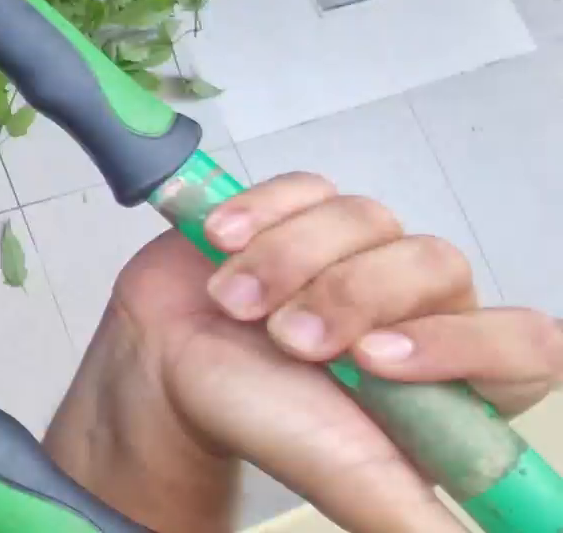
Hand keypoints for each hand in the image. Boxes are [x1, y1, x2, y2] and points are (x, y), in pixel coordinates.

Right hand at [45, 173, 562, 532]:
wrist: (159, 365)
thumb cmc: (253, 419)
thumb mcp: (359, 487)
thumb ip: (429, 525)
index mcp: (454, 372)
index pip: (525, 340)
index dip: (456, 340)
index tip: (369, 361)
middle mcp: (411, 302)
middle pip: (431, 261)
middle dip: (343, 296)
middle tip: (283, 338)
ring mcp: (343, 249)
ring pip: (360, 217)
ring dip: (284, 258)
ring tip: (232, 299)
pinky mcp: (281, 211)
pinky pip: (299, 185)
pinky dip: (257, 209)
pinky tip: (219, 239)